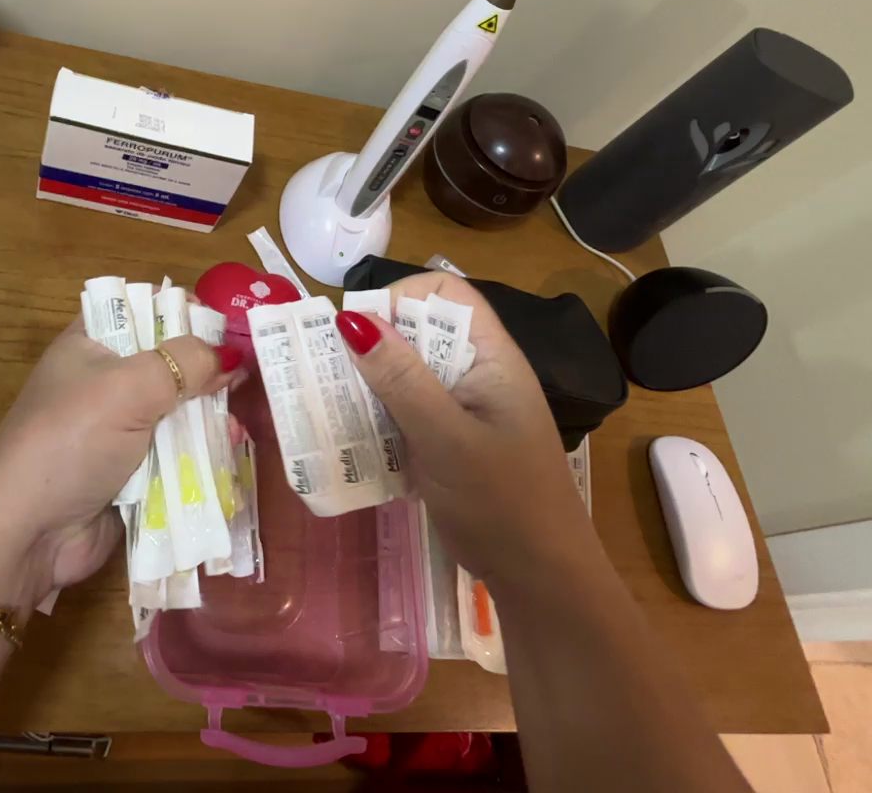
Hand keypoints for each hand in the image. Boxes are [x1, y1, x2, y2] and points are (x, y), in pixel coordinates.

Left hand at [0, 322, 241, 610]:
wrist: (27, 534)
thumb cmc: (70, 442)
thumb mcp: (126, 388)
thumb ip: (183, 363)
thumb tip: (232, 354)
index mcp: (92, 343)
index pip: (143, 307)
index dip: (184, 310)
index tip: (228, 326)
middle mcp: (107, 379)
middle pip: (170, 360)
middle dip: (209, 369)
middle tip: (249, 377)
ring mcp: (121, 427)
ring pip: (180, 408)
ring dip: (211, 415)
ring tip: (241, 424)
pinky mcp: (135, 469)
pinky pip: (179, 450)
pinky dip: (204, 451)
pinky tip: (231, 452)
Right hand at [334, 272, 586, 580]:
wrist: (539, 579)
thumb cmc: (502, 503)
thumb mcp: (446, 438)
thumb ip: (401, 380)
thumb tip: (351, 319)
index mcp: (491, 357)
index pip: (445, 293)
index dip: (401, 298)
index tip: (360, 333)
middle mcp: (476, 372)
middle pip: (419, 329)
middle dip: (374, 343)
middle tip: (332, 371)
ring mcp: (461, 407)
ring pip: (406, 371)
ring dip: (370, 382)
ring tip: (333, 403)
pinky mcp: (447, 438)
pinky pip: (405, 408)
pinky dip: (378, 414)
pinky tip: (354, 435)